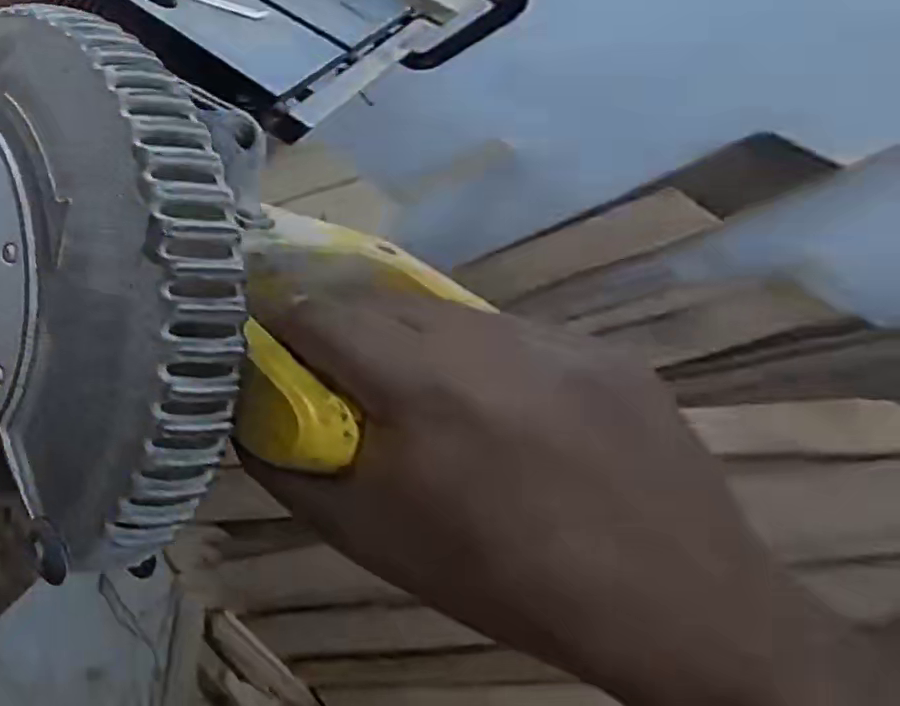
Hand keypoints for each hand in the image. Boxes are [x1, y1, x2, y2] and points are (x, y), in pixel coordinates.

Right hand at [243, 289, 890, 705]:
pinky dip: (468, 351)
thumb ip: (281, 464)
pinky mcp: (598, 349)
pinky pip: (500, 329)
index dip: (277, 321)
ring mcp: (549, 340)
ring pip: (434, 310)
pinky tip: (484, 399)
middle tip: (327, 366)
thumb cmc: (496, 576)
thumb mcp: (361, 531)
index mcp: (420, 388)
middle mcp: (482, 344)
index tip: (262, 339)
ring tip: (405, 382)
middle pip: (369, 302)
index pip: (315, 314)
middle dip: (333, 325)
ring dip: (399, 334)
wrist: (686, 620)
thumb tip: (237, 412)